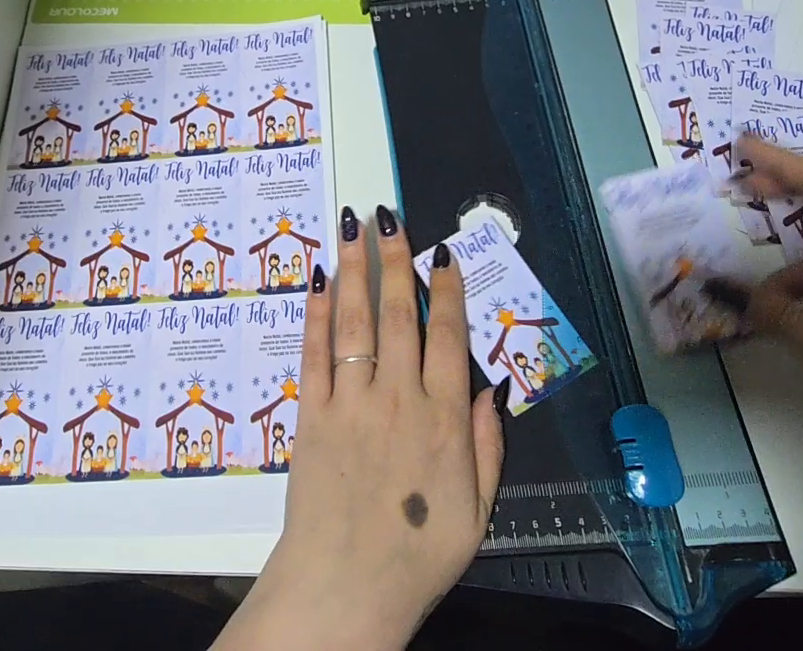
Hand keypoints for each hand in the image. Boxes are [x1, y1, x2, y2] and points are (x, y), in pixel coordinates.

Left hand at [213, 205, 504, 650]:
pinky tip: (319, 280)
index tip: (441, 252)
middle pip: (398, 314)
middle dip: (395, 259)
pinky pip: (314, 352)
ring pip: (354, 320)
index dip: (447, 289)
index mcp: (443, 418)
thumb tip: (490, 390)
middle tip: (389, 217)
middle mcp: (398, 396)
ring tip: (352, 227)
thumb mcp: (479, 509)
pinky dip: (316, 312)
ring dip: (354, 269)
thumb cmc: (419, 553)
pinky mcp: (311, 412)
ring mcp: (350, 400)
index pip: (449, 335)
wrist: (347, 585)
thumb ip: (487, 445)